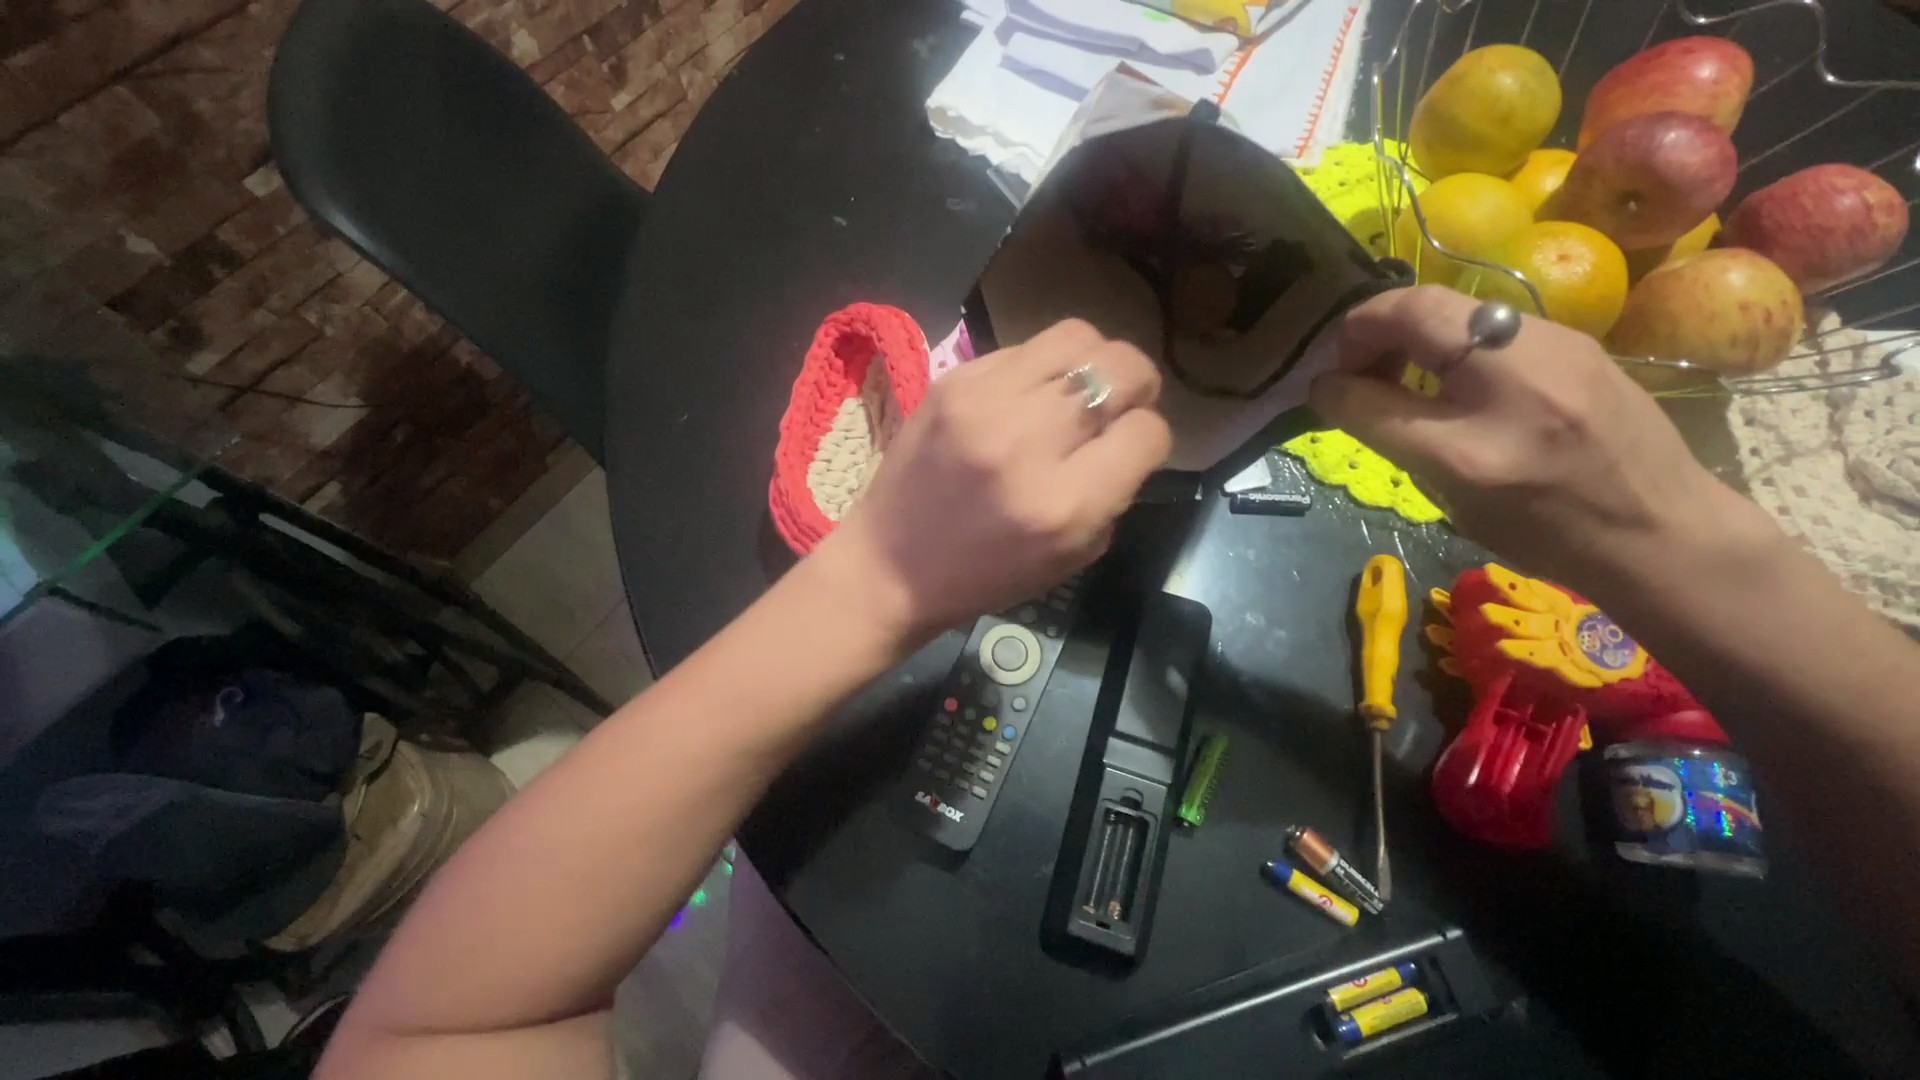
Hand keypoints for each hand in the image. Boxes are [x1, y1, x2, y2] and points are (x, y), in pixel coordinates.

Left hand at [813, 319, 1170, 641]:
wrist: (890, 564)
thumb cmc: (986, 574)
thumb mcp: (1072, 556)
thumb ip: (1113, 492)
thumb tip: (1130, 435)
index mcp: (1065, 503)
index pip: (1147, 431)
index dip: (1151, 439)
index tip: (1133, 450)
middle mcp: (1028, 442)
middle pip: (1121, 368)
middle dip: (1138, 385)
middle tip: (1123, 404)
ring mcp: (985, 402)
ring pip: (1078, 337)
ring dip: (1096, 361)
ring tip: (1081, 389)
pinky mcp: (952, 381)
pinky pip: (1023, 348)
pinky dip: (1040, 369)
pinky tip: (1026, 397)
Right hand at [1307, 286, 1745, 588]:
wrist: (1661, 531)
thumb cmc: (1544, 531)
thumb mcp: (1451, 497)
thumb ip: (1387, 434)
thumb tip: (1334, 389)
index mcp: (1473, 443)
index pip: (1373, 392)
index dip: (1334, 384)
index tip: (1323, 391)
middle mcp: (1516, 380)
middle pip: (1417, 311)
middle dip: (1368, 328)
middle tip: (1357, 368)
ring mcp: (1557, 347)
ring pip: (1455, 309)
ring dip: (1410, 329)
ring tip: (1403, 372)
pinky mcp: (1578, 340)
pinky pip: (1490, 323)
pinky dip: (1452, 338)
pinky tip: (1458, 376)